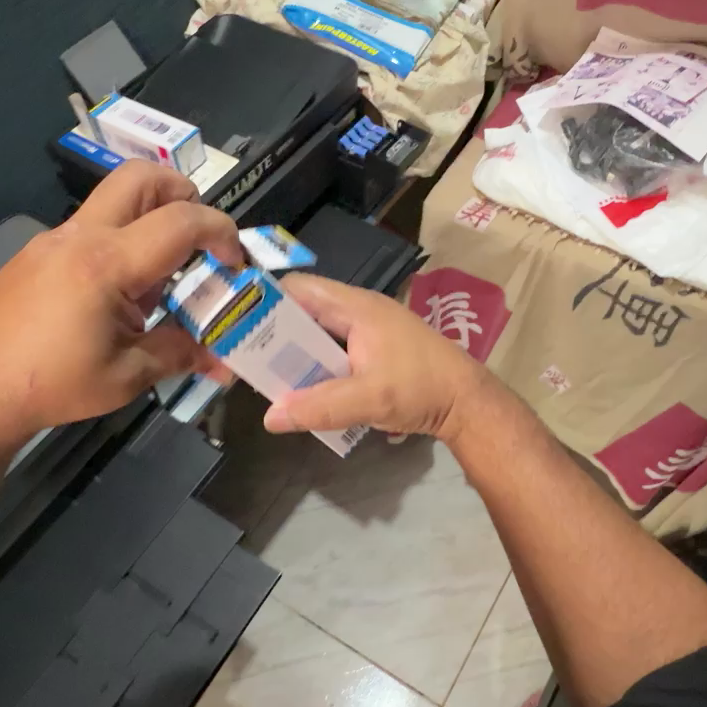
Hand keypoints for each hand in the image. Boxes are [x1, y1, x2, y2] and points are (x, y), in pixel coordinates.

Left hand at [0, 162, 243, 459]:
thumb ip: (180, 353)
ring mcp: (52, 242)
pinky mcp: (35, 256)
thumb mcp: (128, 375)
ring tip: (162, 276)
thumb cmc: (53, 386)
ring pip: (111, 201)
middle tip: (201, 237)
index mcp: (107, 264)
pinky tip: (118, 296)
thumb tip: (223, 359)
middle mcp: (79, 238)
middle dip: (183, 193)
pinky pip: (89, 230)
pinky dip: (120, 243)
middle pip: (140, 177)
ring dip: (150, 220)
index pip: (180, 222)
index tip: (235, 262)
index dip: (221, 233)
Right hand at [262, 274, 501, 442]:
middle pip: (305, 312)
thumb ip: (319, 407)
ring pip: (319, 334)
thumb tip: (270, 417)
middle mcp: (359, 311)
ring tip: (269, 377)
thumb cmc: (422, 389)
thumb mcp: (369, 400)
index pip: (299, 289)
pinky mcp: (376, 350)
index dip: (265, 301)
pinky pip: (335, 350)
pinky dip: (317, 365)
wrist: (468, 402)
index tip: (238, 324)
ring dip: (297, 353)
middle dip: (276, 333)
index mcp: (355, 307)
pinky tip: (306, 389)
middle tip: (247, 358)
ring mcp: (369, 330)